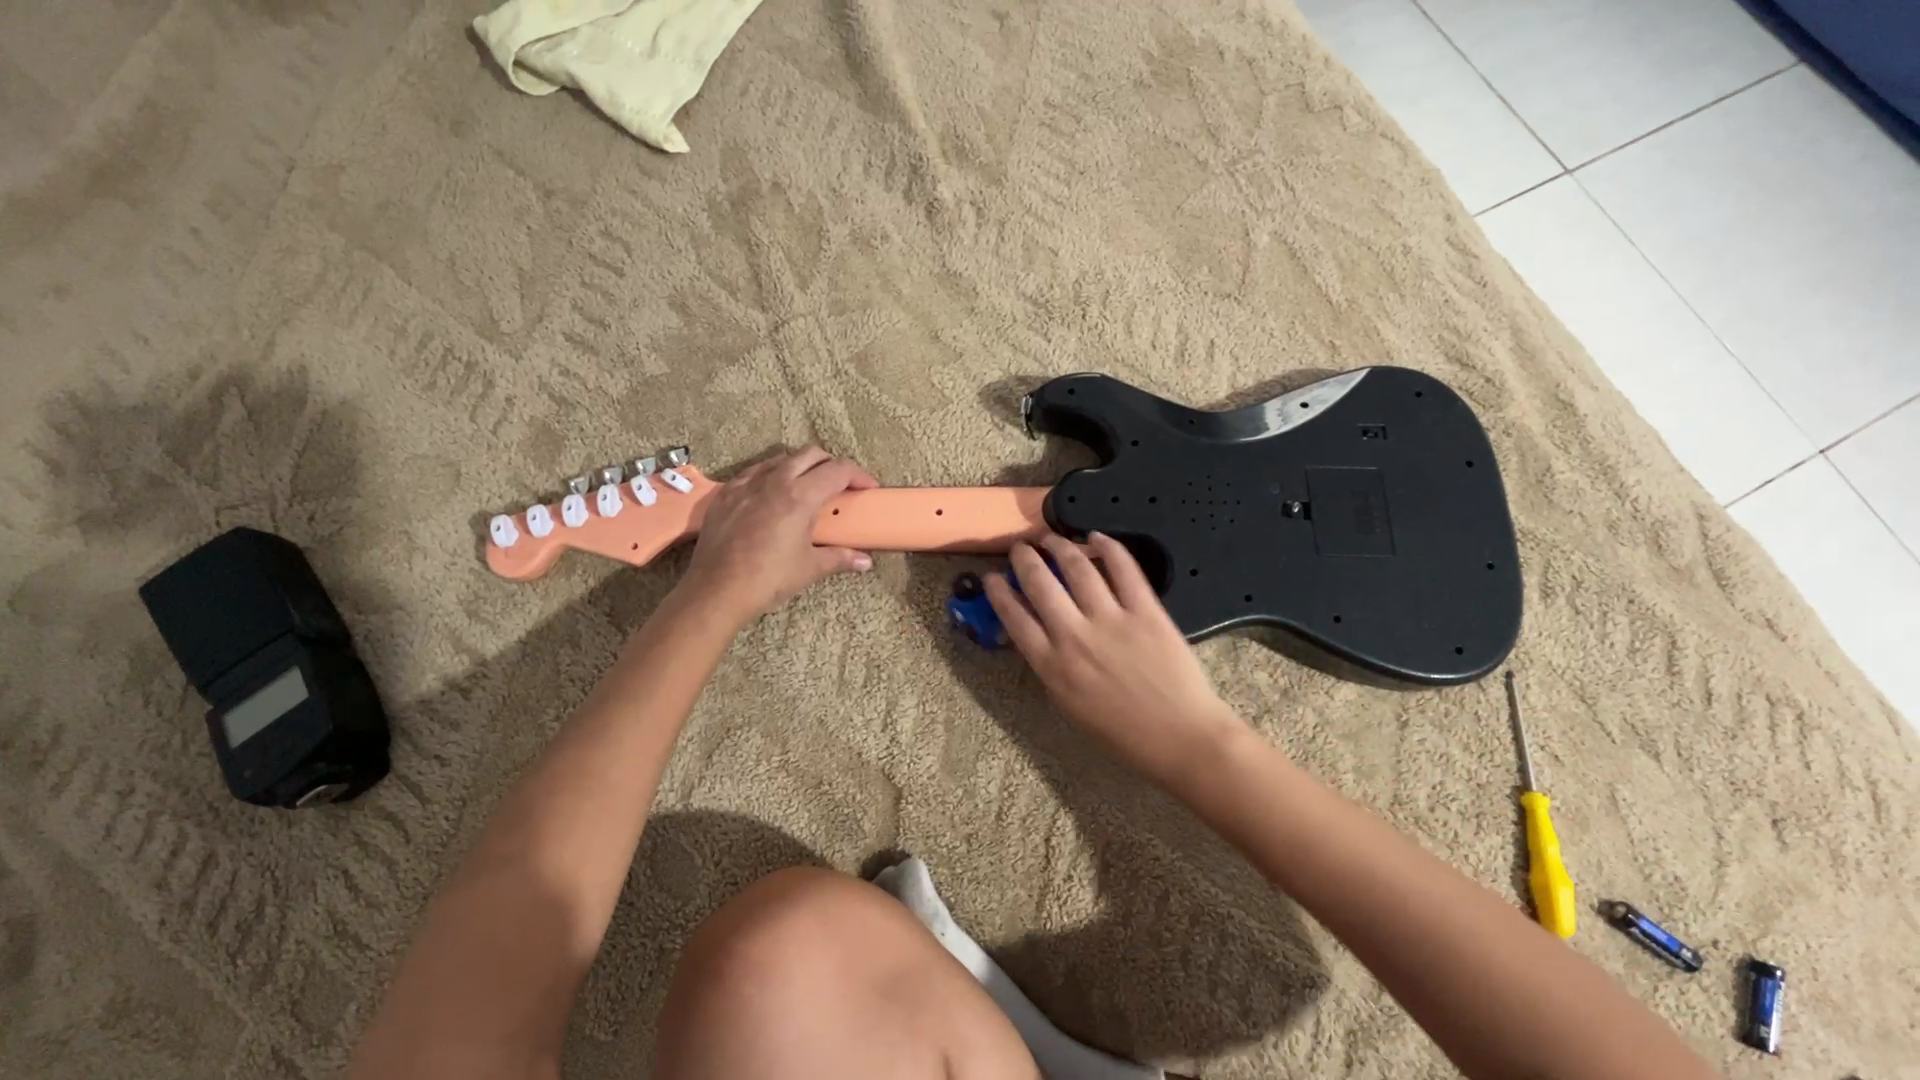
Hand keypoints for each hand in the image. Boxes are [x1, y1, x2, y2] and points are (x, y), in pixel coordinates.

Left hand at [681, 447, 876, 620]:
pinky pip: (754, 472)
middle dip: (831, 464)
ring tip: (808, 487)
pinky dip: (771, 475)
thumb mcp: (809, 568)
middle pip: (811, 455)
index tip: (867, 488)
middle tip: (841, 485)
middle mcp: (774, 481)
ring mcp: (746, 484)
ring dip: (801, 466)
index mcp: (800, 496)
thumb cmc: (768, 579)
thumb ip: (840, 557)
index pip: (838, 470)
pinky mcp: (726, 494)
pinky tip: (772, 495)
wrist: (717, 590)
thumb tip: (864, 561)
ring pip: (781, 459)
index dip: (858, 475)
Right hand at [984, 532, 1247, 790]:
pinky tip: (1096, 538)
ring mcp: (1111, 621)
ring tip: (1051, 538)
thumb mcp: (1070, 707)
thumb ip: (1052, 669)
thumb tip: (1040, 636)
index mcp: (1052, 667)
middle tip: (1020, 548)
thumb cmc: (1123, 734)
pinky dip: (1108, 547)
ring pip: (1077, 568)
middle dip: (1024, 559)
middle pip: (1040, 584)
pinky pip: (1124, 569)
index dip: (999, 592)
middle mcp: (1075, 637)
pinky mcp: (1146, 611)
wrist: (1180, 738)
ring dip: (1059, 546)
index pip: (1014, 618)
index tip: (992, 577)